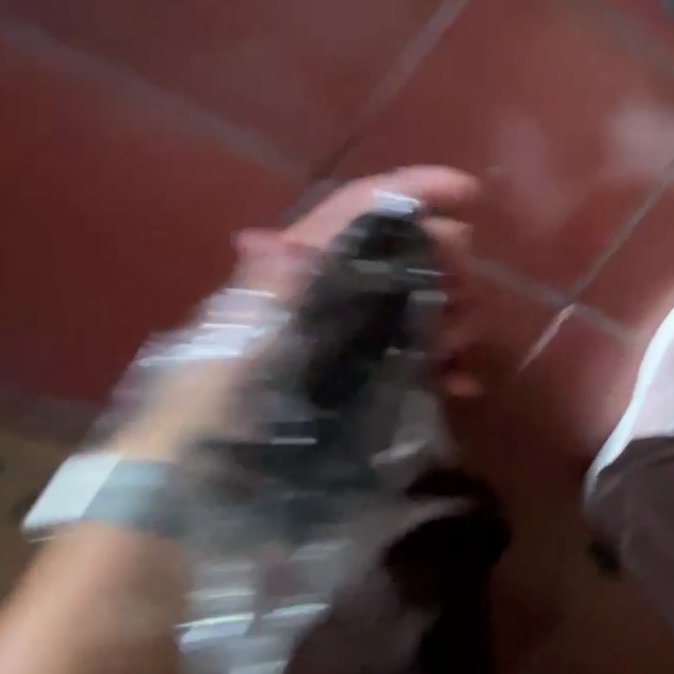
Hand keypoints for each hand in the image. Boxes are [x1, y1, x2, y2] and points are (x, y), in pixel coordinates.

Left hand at [120, 167, 482, 458]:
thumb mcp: (232, 346)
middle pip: (408, 248)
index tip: (470, 193)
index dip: (414, 190)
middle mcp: (335, 287)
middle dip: (447, 260)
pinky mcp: (373, 373)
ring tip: (459, 346)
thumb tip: (267, 238)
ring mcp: (360, 330)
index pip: (360, 208)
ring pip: (426, 298)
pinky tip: (462, 383)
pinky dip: (449, 364)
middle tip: (467, 289)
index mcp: (303, 267)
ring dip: (454, 313)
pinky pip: (425, 354)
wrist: (203, 483)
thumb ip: (259, 295)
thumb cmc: (215, 406)